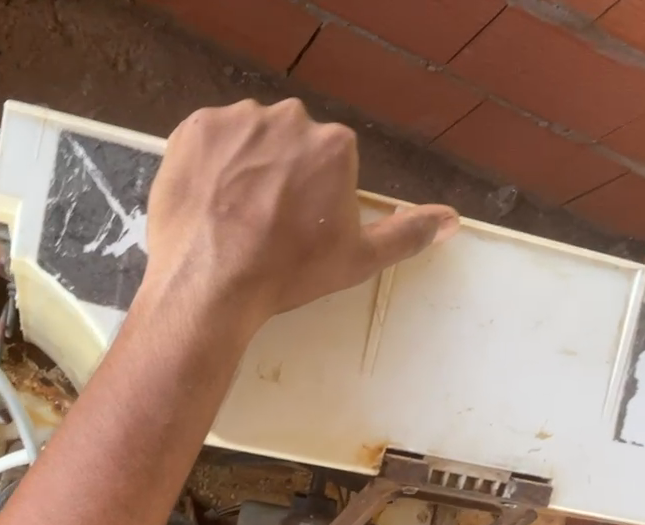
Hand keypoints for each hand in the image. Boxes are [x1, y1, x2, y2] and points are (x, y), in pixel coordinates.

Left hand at [146, 99, 458, 331]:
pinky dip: (203, 167)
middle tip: (256, 225)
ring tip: (226, 217)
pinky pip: (204, 141)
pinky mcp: (192, 129)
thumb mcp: (356, 260)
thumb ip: (406, 234)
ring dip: (238, 170)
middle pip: (284, 147)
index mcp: (334, 145)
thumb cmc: (286, 275)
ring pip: (244, 141)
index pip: (323, 164)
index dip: (305, 199)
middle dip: (274, 179)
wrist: (211, 285)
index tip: (289, 228)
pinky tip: (203, 202)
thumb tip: (451, 220)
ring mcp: (238, 121)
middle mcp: (290, 119)